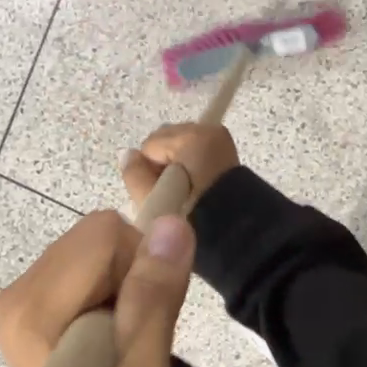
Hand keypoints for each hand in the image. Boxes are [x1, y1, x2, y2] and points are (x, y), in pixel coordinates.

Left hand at [0, 210, 196, 366]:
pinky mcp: (34, 299)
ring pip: (95, 245)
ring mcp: (21, 297)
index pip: (103, 236)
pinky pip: (89, 260)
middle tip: (137, 326)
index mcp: (29, 311)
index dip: (140, 267)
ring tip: (125, 331)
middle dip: (130, 272)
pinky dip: (113, 284)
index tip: (147, 315)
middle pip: (95, 236)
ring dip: (124, 280)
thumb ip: (154, 300)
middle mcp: (14, 297)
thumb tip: (172, 226)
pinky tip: (112, 325)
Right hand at [120, 122, 241, 211]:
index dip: (148, 172)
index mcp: (192, 138)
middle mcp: (208, 131)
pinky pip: (196, 151)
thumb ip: (135, 175)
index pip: (150, 147)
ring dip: (176, 166)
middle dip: (162, 165)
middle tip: (170, 195)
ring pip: (180, 146)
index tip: (158, 194)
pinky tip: (194, 189)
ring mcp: (219, 139)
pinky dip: (190, 166)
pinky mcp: (226, 151)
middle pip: (166, 141)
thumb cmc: (193, 219)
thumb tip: (128, 154)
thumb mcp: (154, 200)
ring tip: (183, 194)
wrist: (238, 236)